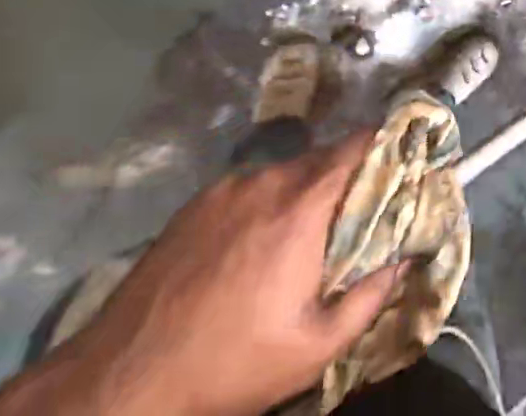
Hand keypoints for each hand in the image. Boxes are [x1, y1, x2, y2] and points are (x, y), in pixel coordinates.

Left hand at [0, 135, 403, 415]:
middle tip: (362, 211)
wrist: (117, 383)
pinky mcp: (197, 202)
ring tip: (308, 233)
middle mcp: (268, 181)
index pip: (360, 144)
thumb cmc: (228, 365)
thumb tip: (405, 259)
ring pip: (290, 170)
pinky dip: (271, 200)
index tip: (408, 160)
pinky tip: (259, 242)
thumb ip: (371, 297)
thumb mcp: (313, 348)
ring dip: (310, 190)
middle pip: (328, 155)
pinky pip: (253, 185)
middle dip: (353, 175)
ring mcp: (228, 188)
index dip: (390, 143)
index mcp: (303, 208)